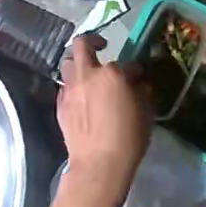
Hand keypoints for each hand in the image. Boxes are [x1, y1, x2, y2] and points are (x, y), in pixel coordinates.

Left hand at [57, 36, 149, 193]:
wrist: (99, 165)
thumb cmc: (128, 139)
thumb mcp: (145, 113)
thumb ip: (142, 92)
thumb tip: (139, 83)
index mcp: (112, 74)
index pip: (127, 63)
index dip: (135, 69)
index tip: (139, 77)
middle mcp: (88, 75)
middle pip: (82, 44)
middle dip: (92, 41)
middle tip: (102, 48)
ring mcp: (71, 88)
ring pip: (68, 63)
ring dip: (78, 63)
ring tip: (88, 73)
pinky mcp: (60, 104)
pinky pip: (64, 86)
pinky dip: (73, 86)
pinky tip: (81, 97)